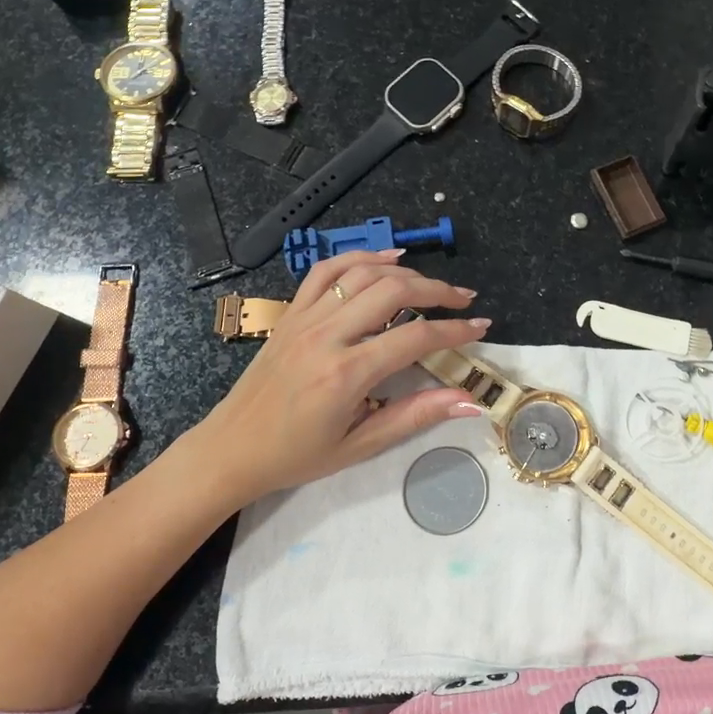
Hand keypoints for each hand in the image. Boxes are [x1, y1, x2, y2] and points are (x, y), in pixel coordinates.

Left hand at [177, 250, 489, 502]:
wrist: (231, 449)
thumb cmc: (297, 456)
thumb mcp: (360, 445)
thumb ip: (415, 416)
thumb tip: (469, 400)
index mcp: (346, 374)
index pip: (414, 338)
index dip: (454, 331)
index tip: (481, 328)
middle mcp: (326, 336)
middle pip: (393, 291)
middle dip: (438, 291)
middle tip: (465, 301)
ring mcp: (304, 318)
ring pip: (363, 274)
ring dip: (405, 272)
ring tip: (433, 285)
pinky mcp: (290, 313)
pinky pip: (326, 271)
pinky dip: (360, 257)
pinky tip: (386, 260)